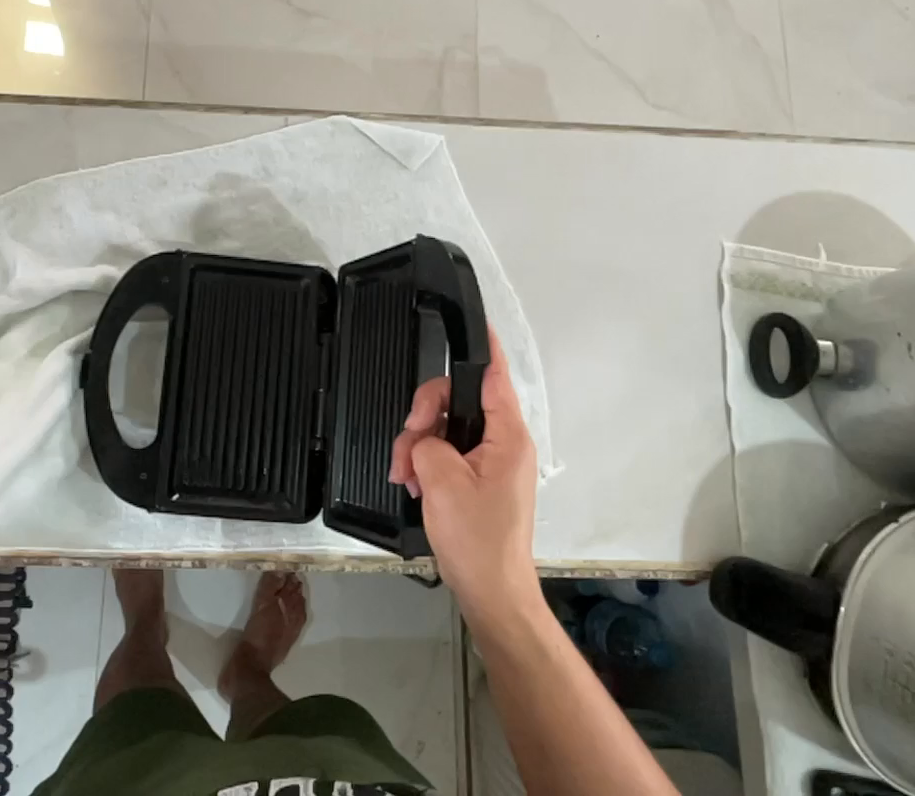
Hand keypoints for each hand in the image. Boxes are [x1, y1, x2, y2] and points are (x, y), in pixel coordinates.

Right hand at [389, 328, 539, 620]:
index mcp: (507, 436)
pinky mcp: (479, 481)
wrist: (491, 592)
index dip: (483, 346)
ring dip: (419, 447)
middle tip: (408, 446)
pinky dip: (427, 465)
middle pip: (459, 402)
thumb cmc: (476, 538)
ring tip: (406, 476)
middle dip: (424, 418)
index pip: (496, 376)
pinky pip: (448, 454)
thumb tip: (424, 440)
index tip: (474, 321)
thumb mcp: (442, 482)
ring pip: (447, 430)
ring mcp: (492, 463)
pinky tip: (415, 484)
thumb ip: (427, 443)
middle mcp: (504, 443)